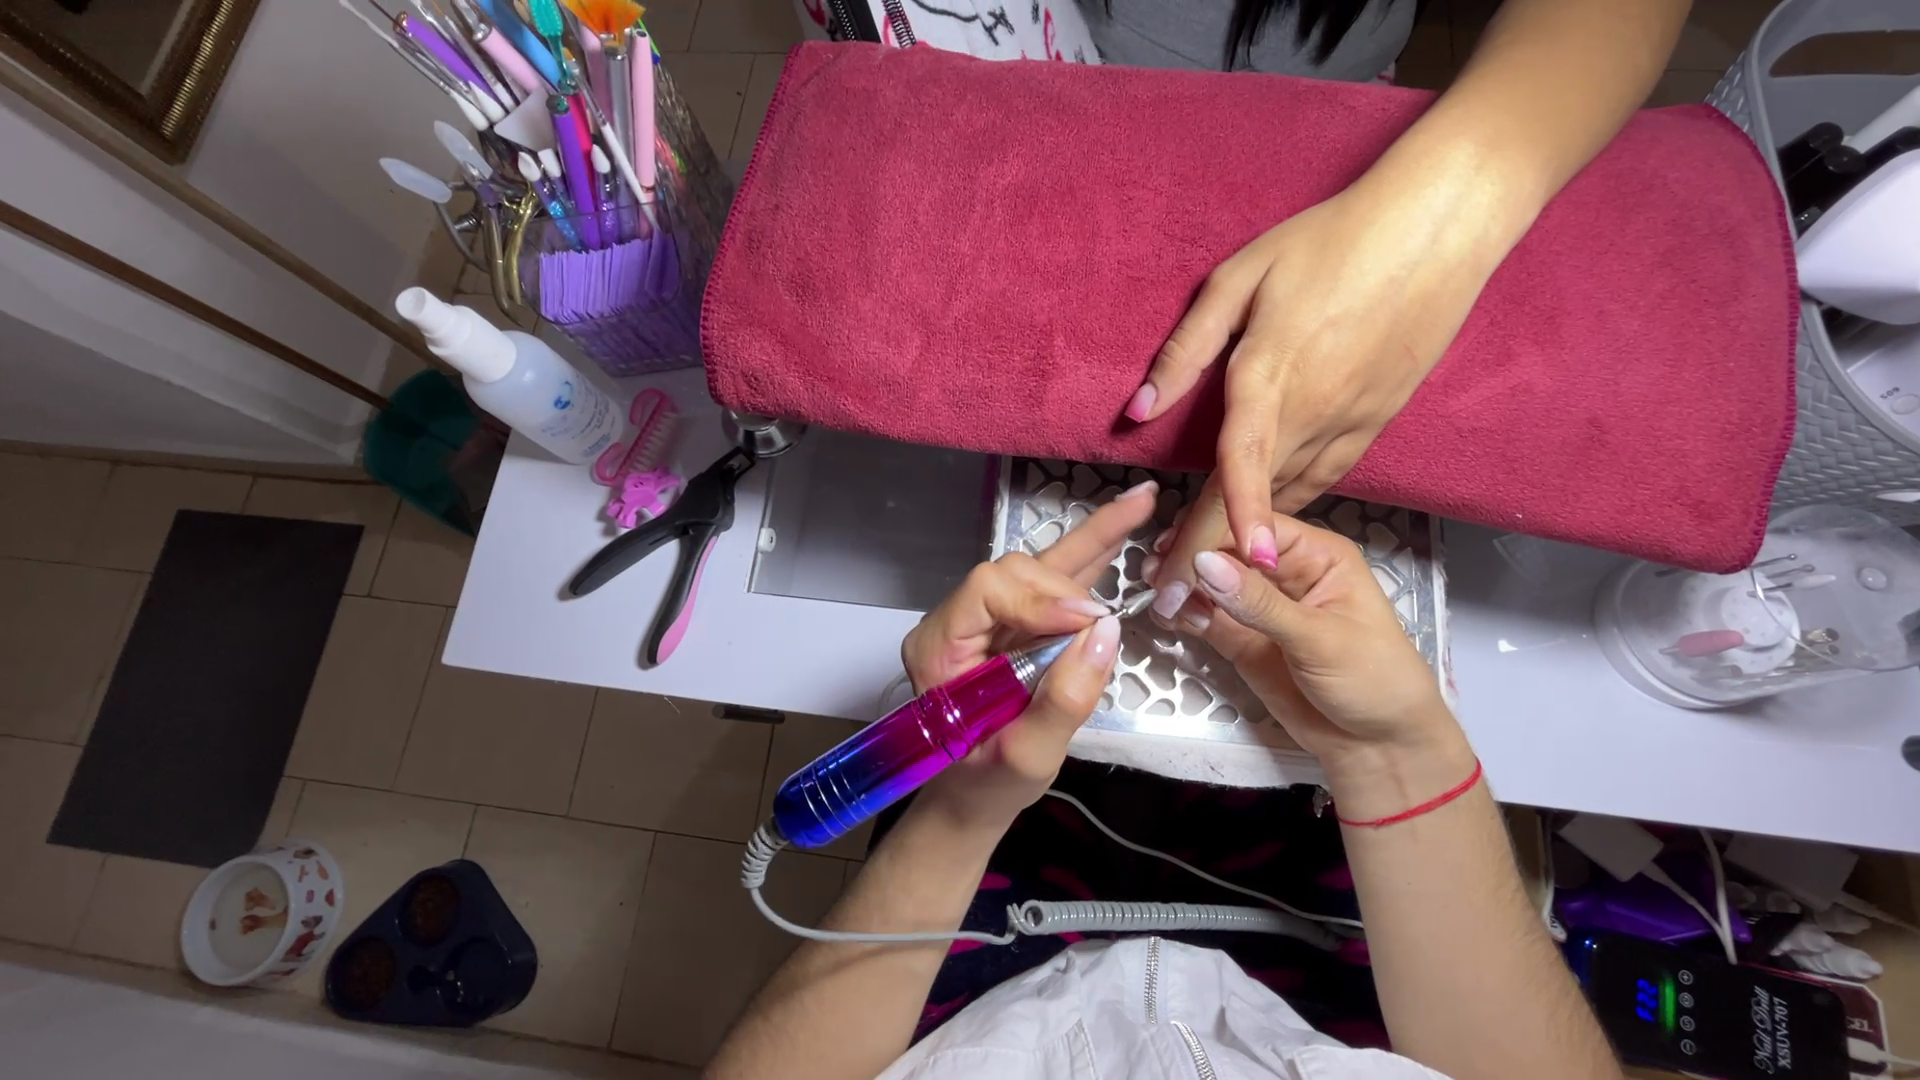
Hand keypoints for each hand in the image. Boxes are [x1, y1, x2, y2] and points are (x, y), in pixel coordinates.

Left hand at [898, 481, 1157, 831]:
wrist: (973, 794)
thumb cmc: (989, 783)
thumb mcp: (1027, 756)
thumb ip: (1063, 699)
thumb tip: (1105, 631)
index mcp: (938, 647)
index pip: (987, 590)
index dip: (1040, 598)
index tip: (1089, 621)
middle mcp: (957, 619)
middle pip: (1013, 573)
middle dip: (1064, 587)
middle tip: (1105, 619)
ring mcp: (988, 616)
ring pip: (1039, 566)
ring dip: (1090, 541)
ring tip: (1141, 504)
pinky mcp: (1016, 619)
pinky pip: (1054, 581)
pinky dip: (1093, 555)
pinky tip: (1127, 519)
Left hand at [1131, 182, 1500, 615]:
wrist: (1439, 226)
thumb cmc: (1328, 243)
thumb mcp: (1240, 279)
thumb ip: (1186, 350)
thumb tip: (1137, 410)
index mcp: (1271, 377)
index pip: (1243, 463)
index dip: (1233, 516)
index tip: (1230, 567)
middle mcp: (1313, 412)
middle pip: (1259, 496)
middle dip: (1217, 551)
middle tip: (1178, 598)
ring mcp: (1352, 421)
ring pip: (1296, 494)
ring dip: (1256, 537)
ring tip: (1213, 575)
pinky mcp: (1378, 421)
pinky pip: (1327, 476)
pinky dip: (1294, 506)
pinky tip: (1272, 525)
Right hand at [1179, 513, 1468, 809]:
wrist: (1377, 748)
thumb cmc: (1373, 681)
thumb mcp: (1320, 639)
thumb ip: (1259, 603)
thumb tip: (1204, 562)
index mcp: (1314, 554)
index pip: (1254, 528)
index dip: (1213, 533)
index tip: (1174, 546)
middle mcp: (1281, 571)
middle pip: (1223, 550)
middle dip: (1188, 558)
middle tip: (1154, 571)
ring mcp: (1256, 604)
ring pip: (1207, 582)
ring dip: (1179, 584)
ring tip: (1153, 590)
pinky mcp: (1238, 636)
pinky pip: (1203, 616)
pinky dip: (1182, 614)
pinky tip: (1165, 615)